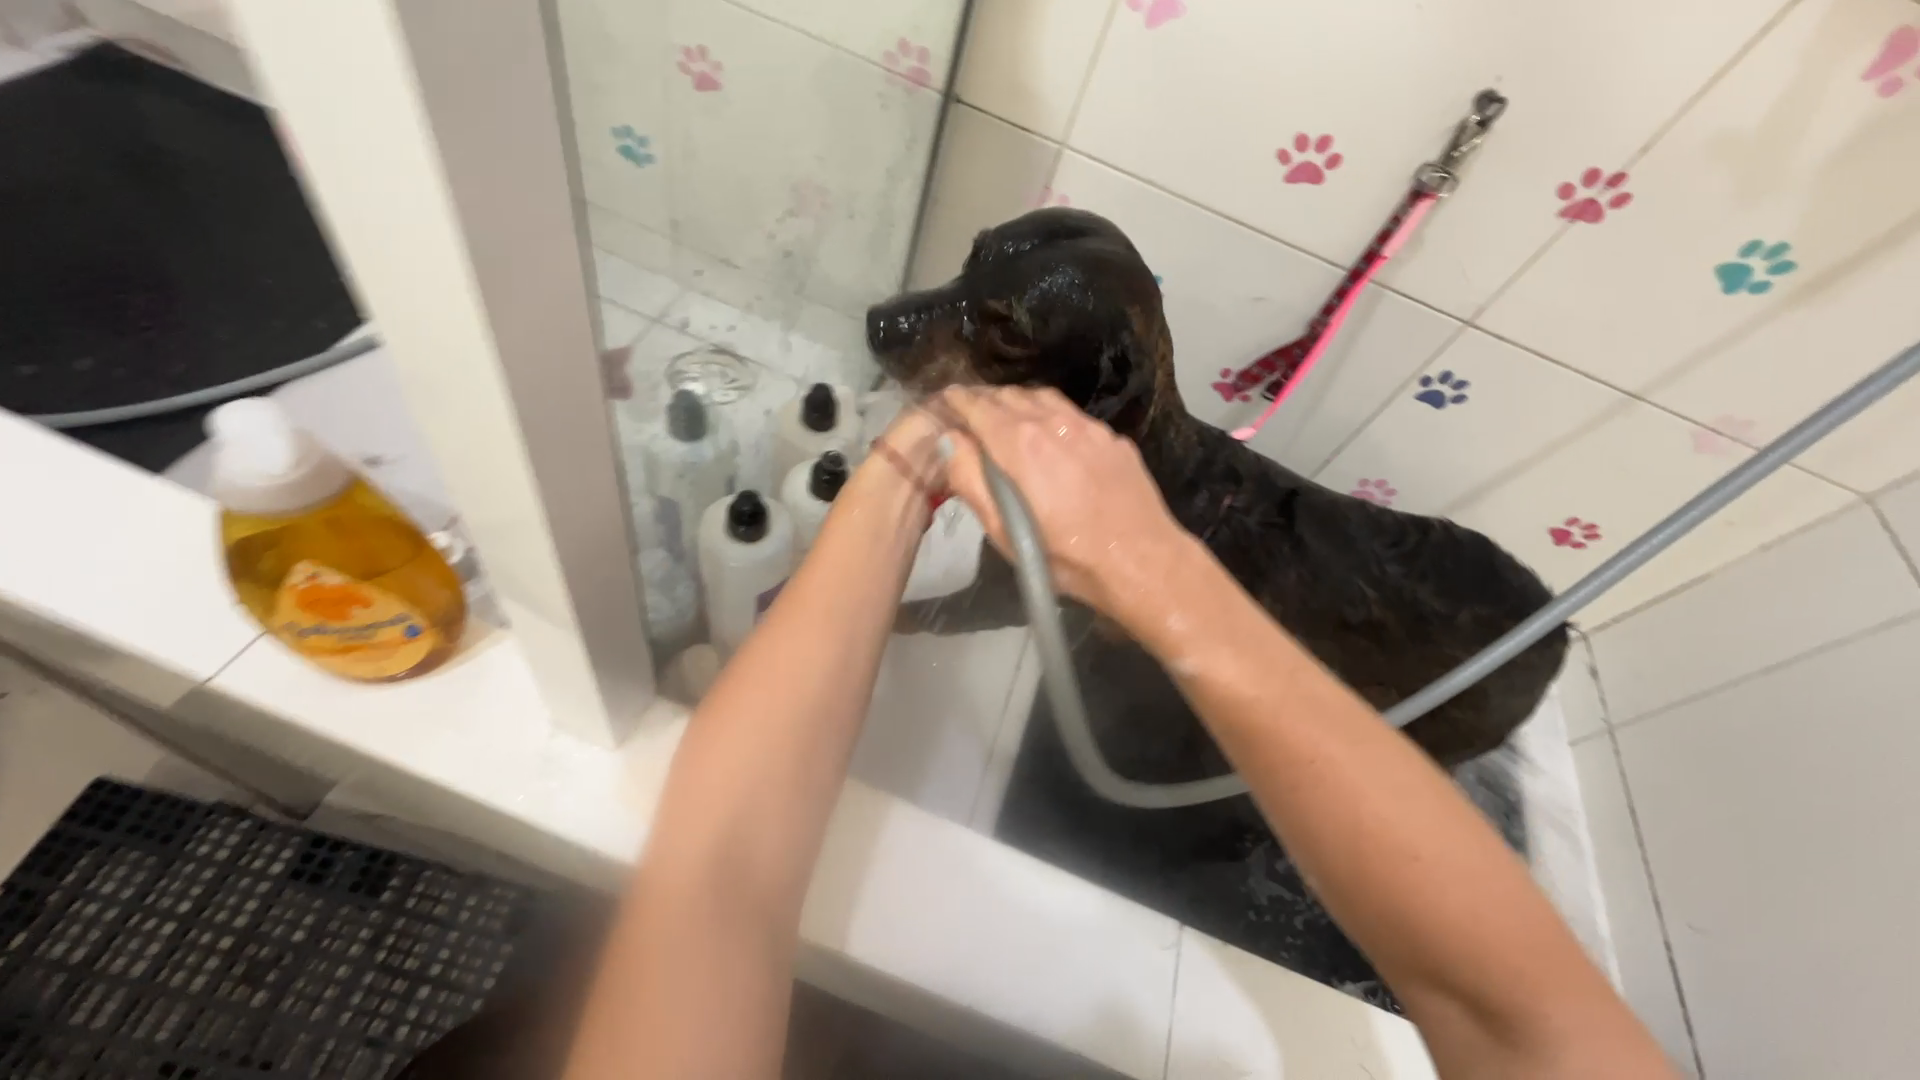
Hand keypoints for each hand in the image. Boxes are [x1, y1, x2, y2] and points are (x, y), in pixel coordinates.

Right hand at [932, 385, 1195, 622]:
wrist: (1142, 561)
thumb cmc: (1065, 557)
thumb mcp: (1003, 531)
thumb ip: (969, 479)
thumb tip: (949, 440)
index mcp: (1018, 443)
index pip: (977, 405)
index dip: (956, 401)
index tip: (944, 401)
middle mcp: (1052, 422)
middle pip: (1008, 395)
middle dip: (983, 399)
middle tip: (968, 411)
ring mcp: (1087, 427)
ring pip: (1042, 398)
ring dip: (1016, 401)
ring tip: (1004, 416)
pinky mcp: (1112, 438)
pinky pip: (1071, 413)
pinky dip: (1048, 414)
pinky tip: (1049, 434)